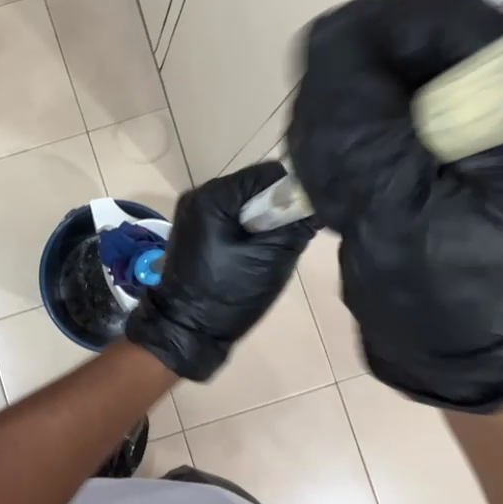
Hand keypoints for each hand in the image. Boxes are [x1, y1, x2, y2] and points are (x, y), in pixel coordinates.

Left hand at [125, 163, 315, 380]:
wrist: (185, 330)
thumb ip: (297, 225)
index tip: (303, 217)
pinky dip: (246, 231)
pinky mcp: (194, 231)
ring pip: (243, 204)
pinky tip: (253, 254)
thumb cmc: (228, 293)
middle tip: (288, 238)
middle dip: (275, 208)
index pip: (267, 173)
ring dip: (262, 222)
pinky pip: (229, 219)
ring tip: (271, 250)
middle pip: (254, 187)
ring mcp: (192, 214)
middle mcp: (198, 196)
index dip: (291, 191)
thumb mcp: (272, 258)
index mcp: (213, 196)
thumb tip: (317, 203)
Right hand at [287, 0, 502, 411]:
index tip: (338, 110)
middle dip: (348, 89)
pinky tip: (339, 181)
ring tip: (340, 186)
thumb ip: (362, 128)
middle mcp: (498, 83)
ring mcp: (456, 101)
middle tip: (334, 162)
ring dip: (334, 117)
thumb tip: (328, 39)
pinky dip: (331, 131)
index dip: (376, 44)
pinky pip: (356, 95)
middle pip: (398, 29)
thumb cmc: (443, 294)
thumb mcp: (398, 216)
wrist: (448, 341)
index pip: (441, 14)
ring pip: (366, 60)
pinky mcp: (423, 121)